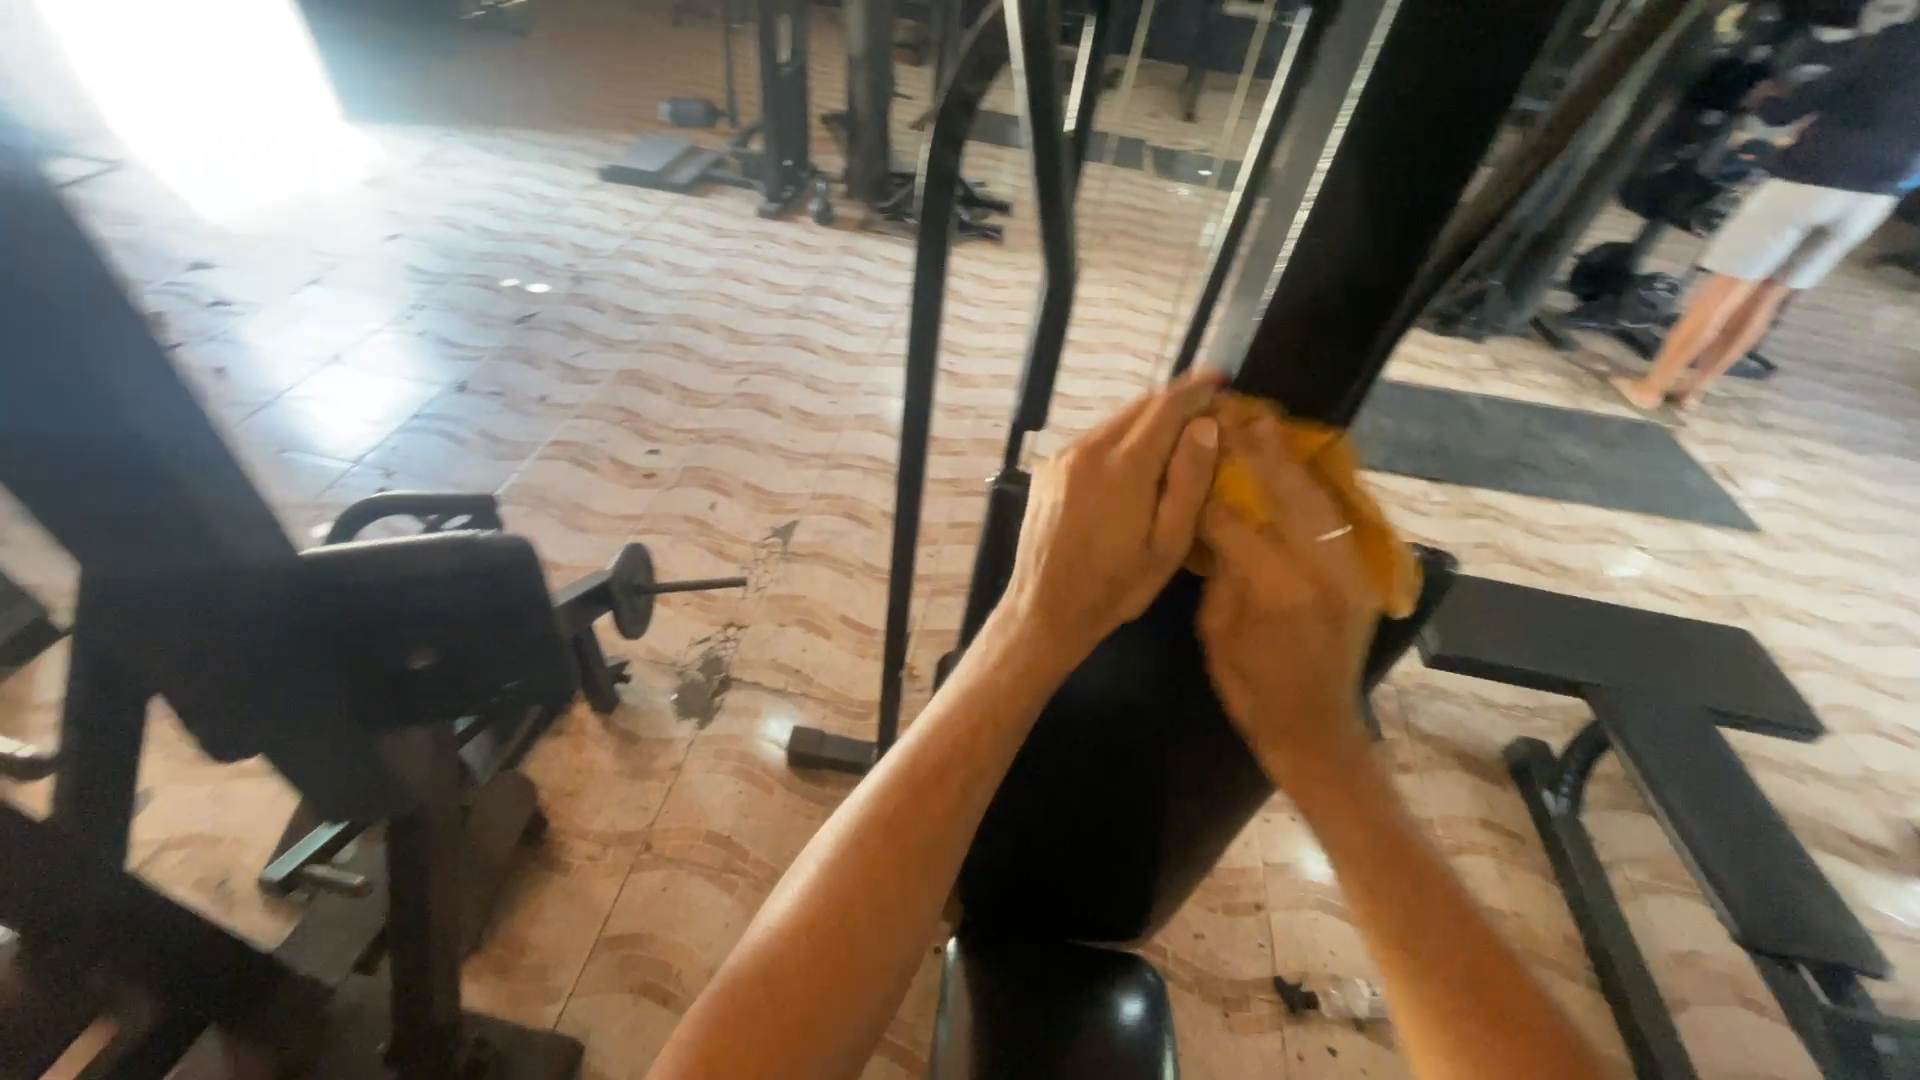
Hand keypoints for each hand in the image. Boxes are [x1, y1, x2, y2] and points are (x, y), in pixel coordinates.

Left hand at [997, 371, 1222, 662]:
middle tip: (1205, 410)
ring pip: (1114, 422)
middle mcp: (1088, 450)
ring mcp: (1062, 458)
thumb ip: (1188, 480)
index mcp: (1123, 466)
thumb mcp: (1167, 544)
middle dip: (1174, 403)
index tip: (1221, 379)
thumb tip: (1205, 426)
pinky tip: (1132, 464)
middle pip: (1138, 408)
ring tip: (1174, 437)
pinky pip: (1092, 442)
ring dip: (1146, 422)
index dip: (1196, 389)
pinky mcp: (1046, 471)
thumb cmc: (1114, 586)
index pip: (1166, 407)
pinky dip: (1119, 441)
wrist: (1044, 608)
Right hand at [1196, 415, 1375, 784]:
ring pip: (1318, 500)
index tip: (1193, 458)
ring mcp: (1347, 570)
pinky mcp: (1359, 576)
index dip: (1210, 489)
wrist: (1316, 727)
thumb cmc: (1251, 688)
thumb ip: (1221, 572)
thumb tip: (1217, 525)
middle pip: (1286, 494)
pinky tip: (1296, 468)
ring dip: (1290, 461)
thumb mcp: (1216, 630)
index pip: (1236, 521)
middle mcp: (1319, 569)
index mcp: (1275, 587)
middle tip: (1238, 417)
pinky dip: (1313, 489)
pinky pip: (1335, 520)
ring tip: (1267, 427)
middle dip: (1258, 453)